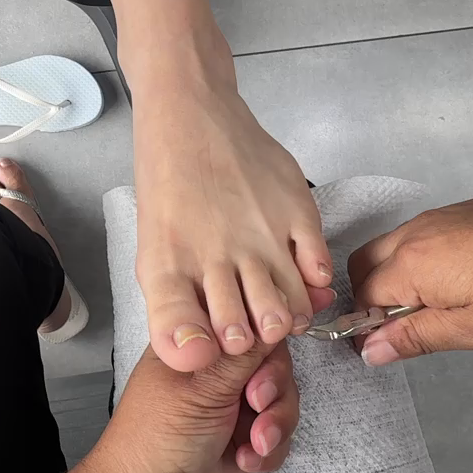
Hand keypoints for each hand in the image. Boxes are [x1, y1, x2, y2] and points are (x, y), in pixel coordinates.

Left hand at [90, 338, 298, 472]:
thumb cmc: (160, 436)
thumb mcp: (202, 388)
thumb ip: (244, 354)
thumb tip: (277, 313)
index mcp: (198, 343)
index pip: (245, 320)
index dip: (266, 331)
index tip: (274, 347)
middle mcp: (218, 369)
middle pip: (273, 359)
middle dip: (272, 384)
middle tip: (256, 403)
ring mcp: (234, 404)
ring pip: (282, 396)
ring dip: (275, 421)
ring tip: (255, 444)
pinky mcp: (249, 439)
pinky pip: (280, 432)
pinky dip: (270, 448)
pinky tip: (246, 462)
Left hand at [130, 53, 335, 370]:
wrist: (191, 116)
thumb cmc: (169, 188)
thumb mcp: (154, 250)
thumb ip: (173, 306)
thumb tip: (200, 355)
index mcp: (169, 265)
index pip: (189, 336)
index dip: (206, 351)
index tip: (215, 345)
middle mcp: (215, 254)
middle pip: (250, 332)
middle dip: (254, 340)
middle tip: (255, 326)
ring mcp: (260, 231)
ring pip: (288, 307)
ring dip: (287, 316)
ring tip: (279, 305)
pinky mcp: (296, 208)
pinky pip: (318, 266)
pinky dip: (314, 281)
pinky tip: (302, 273)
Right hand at [347, 193, 472, 365]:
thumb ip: (414, 337)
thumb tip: (368, 349)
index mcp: (413, 260)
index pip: (363, 293)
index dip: (367, 323)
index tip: (387, 347)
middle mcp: (421, 228)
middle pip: (369, 261)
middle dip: (373, 293)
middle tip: (412, 326)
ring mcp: (450, 212)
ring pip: (400, 243)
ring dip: (403, 273)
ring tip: (451, 304)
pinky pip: (432, 231)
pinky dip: (431, 255)